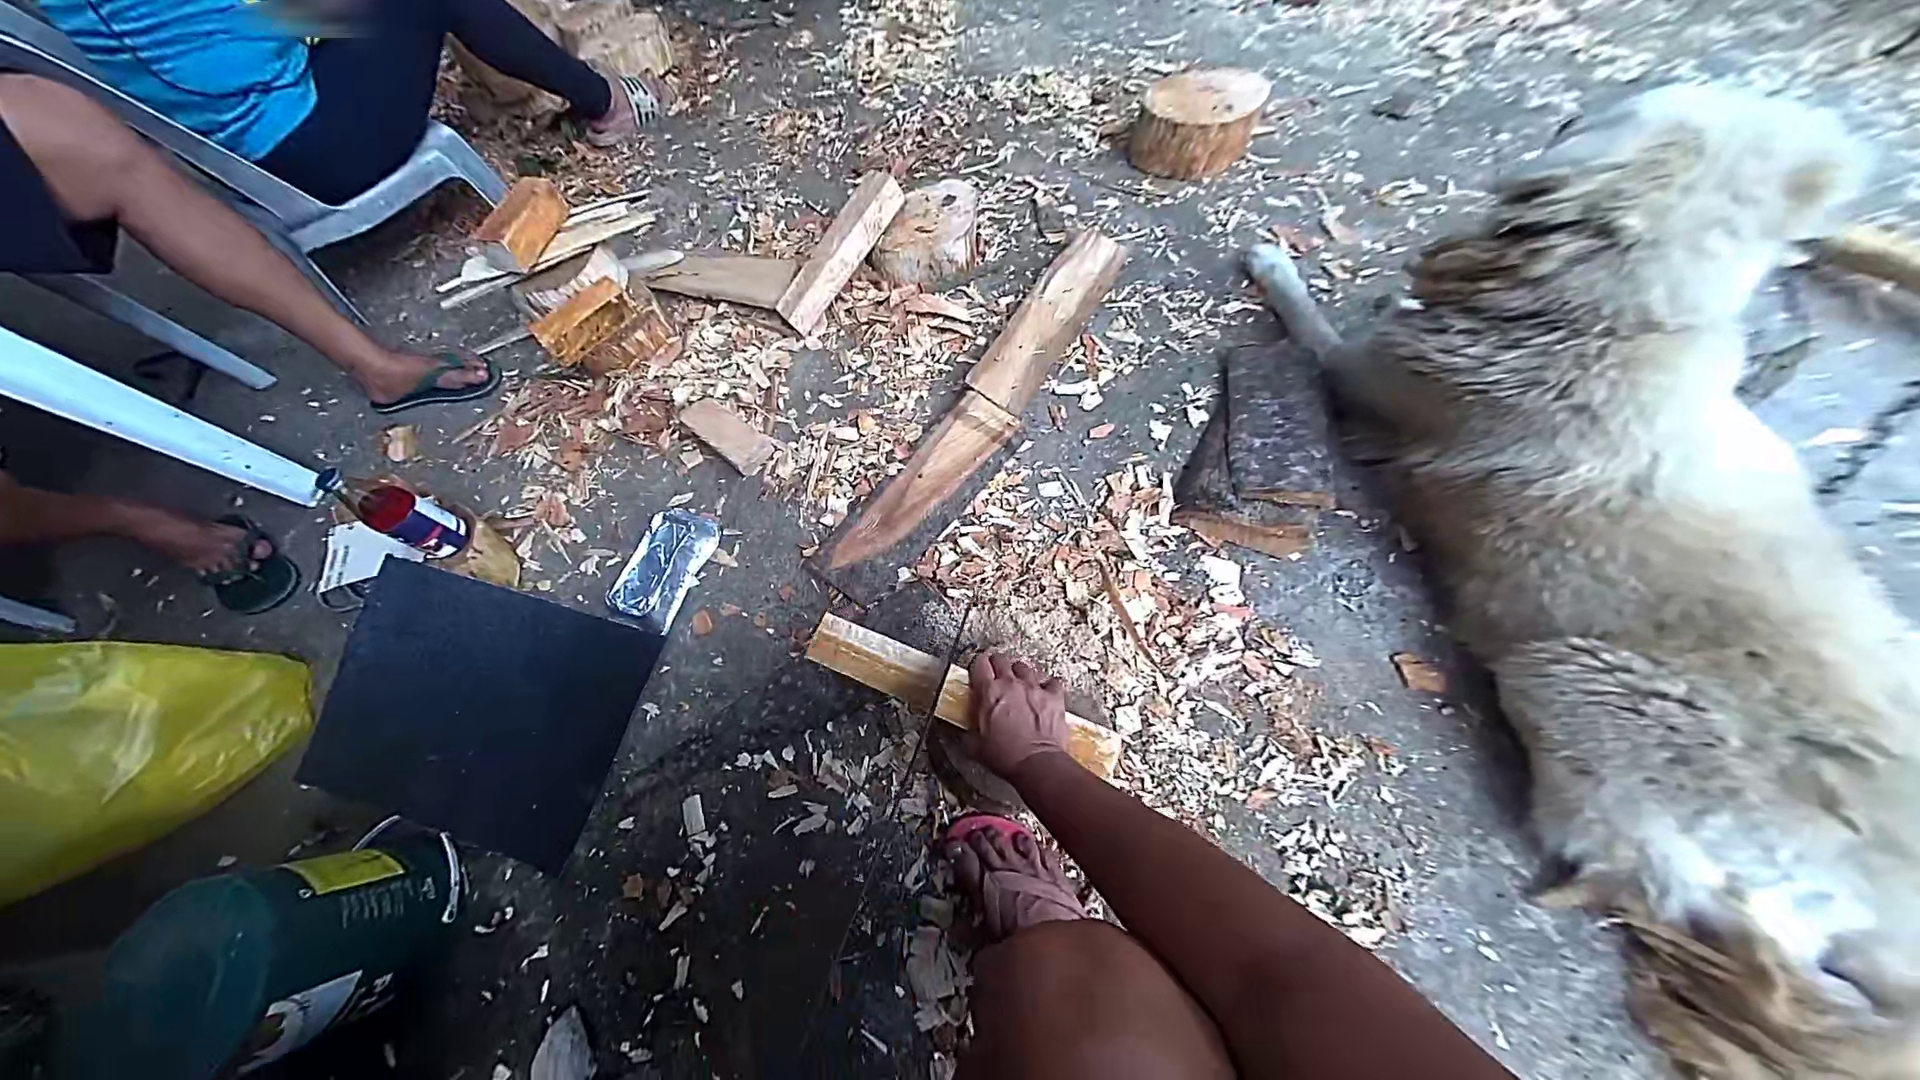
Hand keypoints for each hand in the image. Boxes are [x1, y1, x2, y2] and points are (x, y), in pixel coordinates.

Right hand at [966, 652, 1072, 780]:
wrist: (1037, 764)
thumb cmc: (1007, 756)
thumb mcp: (976, 746)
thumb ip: (971, 731)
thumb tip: (969, 732)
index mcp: (989, 693)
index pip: (980, 664)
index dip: (979, 665)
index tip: (979, 670)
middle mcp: (1011, 684)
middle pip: (1002, 660)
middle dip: (998, 664)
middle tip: (997, 674)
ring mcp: (1034, 688)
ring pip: (1025, 667)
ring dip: (1021, 674)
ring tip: (1021, 683)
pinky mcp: (1054, 697)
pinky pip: (1052, 682)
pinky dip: (1049, 685)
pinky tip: (1046, 692)